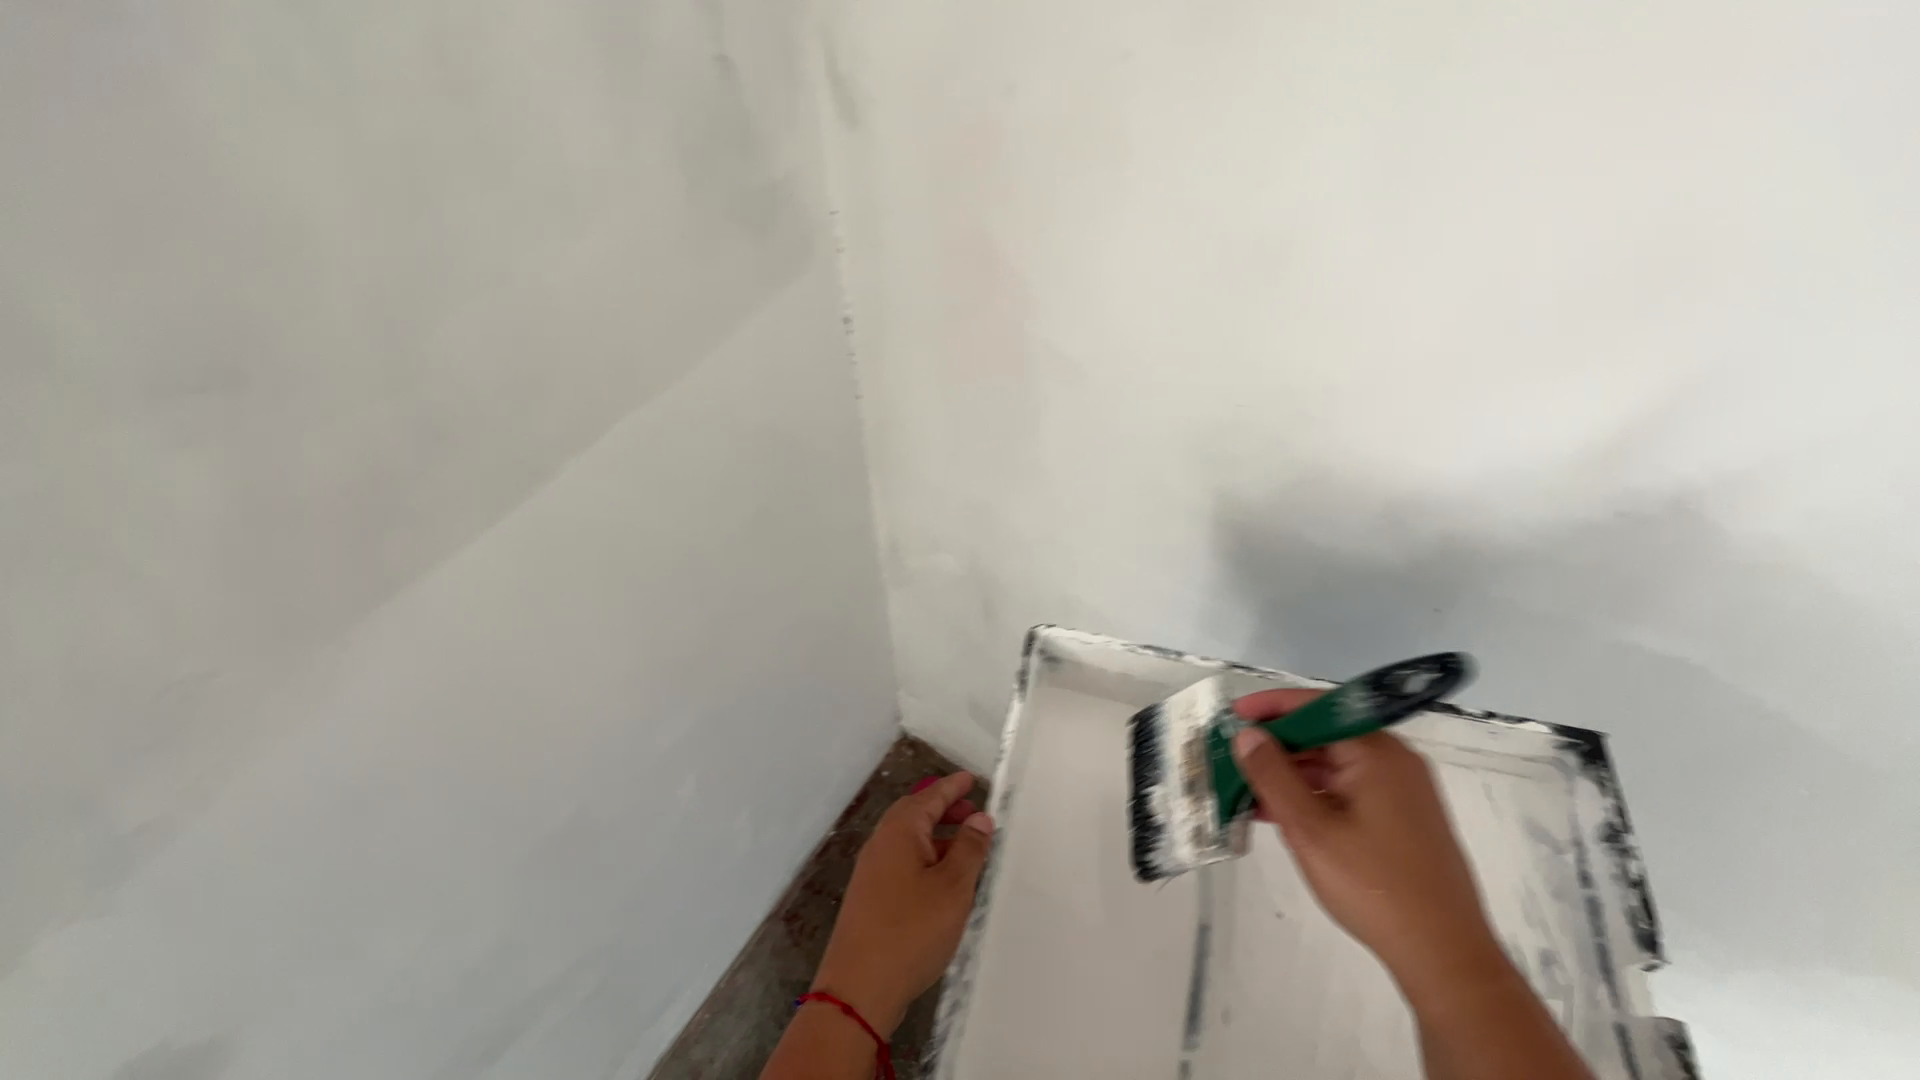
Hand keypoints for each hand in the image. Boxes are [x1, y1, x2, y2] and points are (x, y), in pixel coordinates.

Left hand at [810, 772, 994, 1035]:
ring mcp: (872, 872)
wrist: (858, 989)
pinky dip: (926, 860)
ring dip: (938, 838)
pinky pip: (903, 863)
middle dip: (945, 810)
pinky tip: (944, 883)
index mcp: (900, 831)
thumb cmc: (911, 931)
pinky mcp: (870, 897)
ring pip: (910, 841)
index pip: (930, 796)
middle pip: (916, 814)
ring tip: (968, 850)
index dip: (953, 787)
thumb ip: (970, 849)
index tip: (971, 778)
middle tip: (974, 812)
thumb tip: (979, 819)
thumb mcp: (953, 888)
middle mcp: (881, 844)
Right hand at [1230, 690, 1502, 989]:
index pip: (1315, 707)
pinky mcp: (1402, 818)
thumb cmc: (1372, 885)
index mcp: (1376, 752)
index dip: (1269, 708)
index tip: (1231, 715)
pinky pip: (1348, 789)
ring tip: (1246, 791)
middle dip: (1275, 745)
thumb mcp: (1309, 828)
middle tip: (1232, 758)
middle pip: (1324, 734)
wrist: (1444, 954)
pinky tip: (1280, 816)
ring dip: (1290, 775)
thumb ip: (1272, 774)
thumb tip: (1247, 734)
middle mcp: (1394, 761)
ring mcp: (1402, 790)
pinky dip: (1313, 795)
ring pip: (1333, 765)